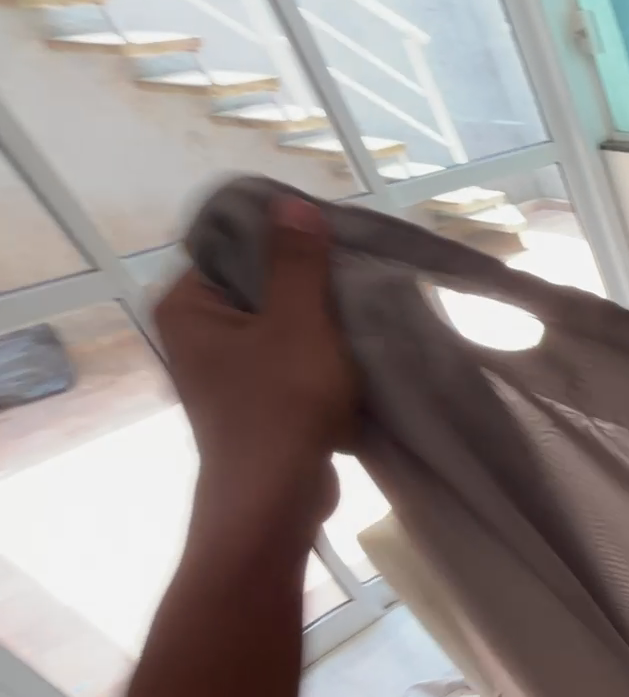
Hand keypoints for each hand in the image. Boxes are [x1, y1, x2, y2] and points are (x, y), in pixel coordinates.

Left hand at [154, 196, 355, 529]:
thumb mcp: (301, 325)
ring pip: (285, 330)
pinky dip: (327, 361)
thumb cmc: (284, 404)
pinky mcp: (259, 402)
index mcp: (188, 305)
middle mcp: (197, 333)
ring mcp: (227, 372)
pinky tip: (360, 364)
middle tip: (365, 288)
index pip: (235, 250)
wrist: (277, 492)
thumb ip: (299, 266)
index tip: (342, 250)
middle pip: (264, 290)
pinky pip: (295, 364)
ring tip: (371, 325)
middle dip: (316, 290)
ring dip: (328, 329)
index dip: (288, 244)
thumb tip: (295, 204)